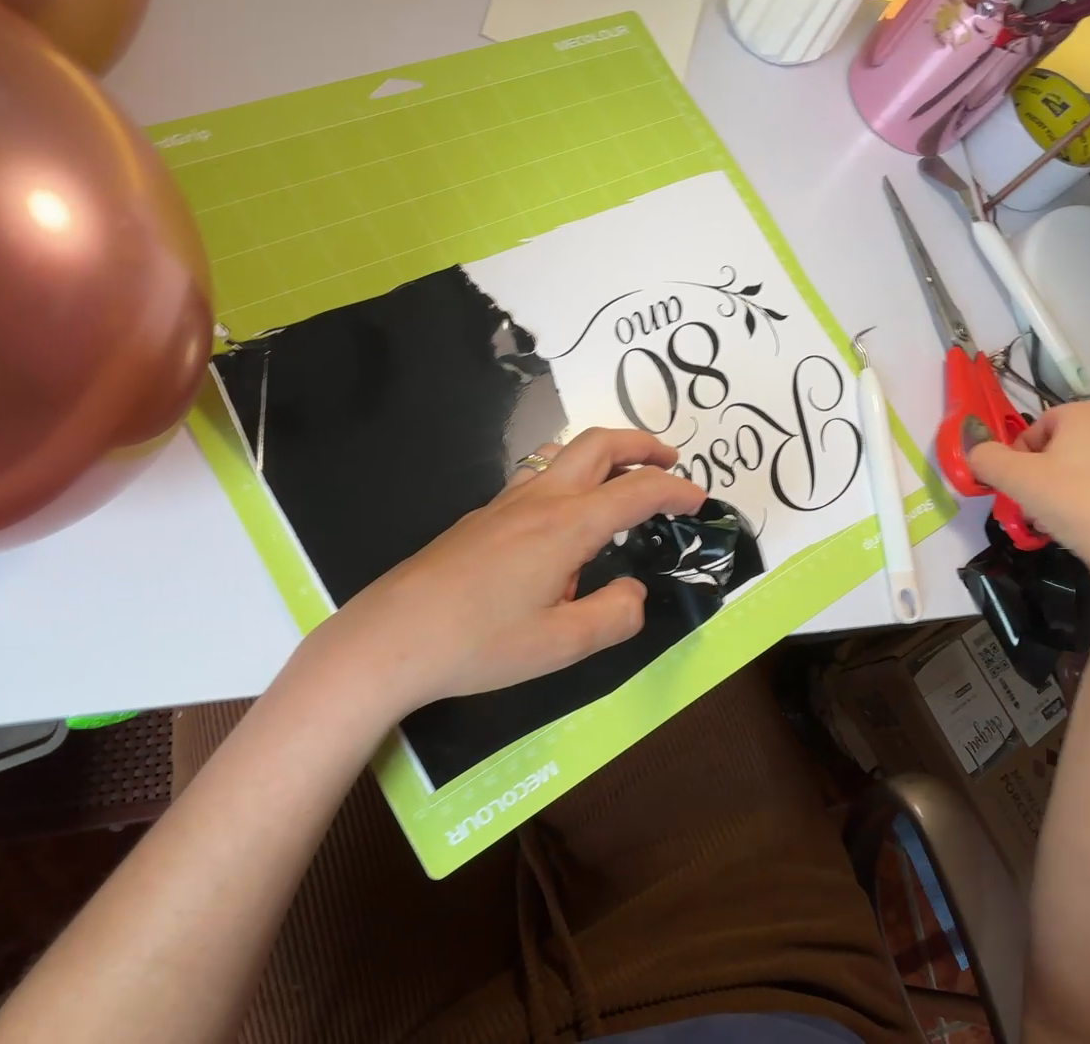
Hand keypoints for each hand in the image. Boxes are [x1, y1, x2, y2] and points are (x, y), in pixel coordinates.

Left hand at [293, 428, 706, 716]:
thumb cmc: (479, 644)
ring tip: (622, 482)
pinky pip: (536, 480)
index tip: (699, 499)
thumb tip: (633, 591)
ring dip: (602, 456)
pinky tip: (566, 523)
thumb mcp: (561, 645)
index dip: (674, 490)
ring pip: (561, 456)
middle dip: (640, 443)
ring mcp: (502, 505)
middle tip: (670, 461)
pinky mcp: (479, 519)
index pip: (635, 491)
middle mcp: (536, 501)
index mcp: (565, 526)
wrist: (391, 636)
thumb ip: (613, 615)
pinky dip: (571, 480)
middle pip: (596, 445)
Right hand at [970, 401, 1089, 588]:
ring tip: (1073, 524)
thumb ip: (986, 459)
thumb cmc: (1079, 503)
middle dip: (1050, 476)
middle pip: (1072, 447)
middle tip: (1041, 510)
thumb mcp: (1015, 480)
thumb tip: (979, 453)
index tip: (1019, 490)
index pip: (1039, 427)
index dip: (1020, 458)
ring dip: (1080, 489)